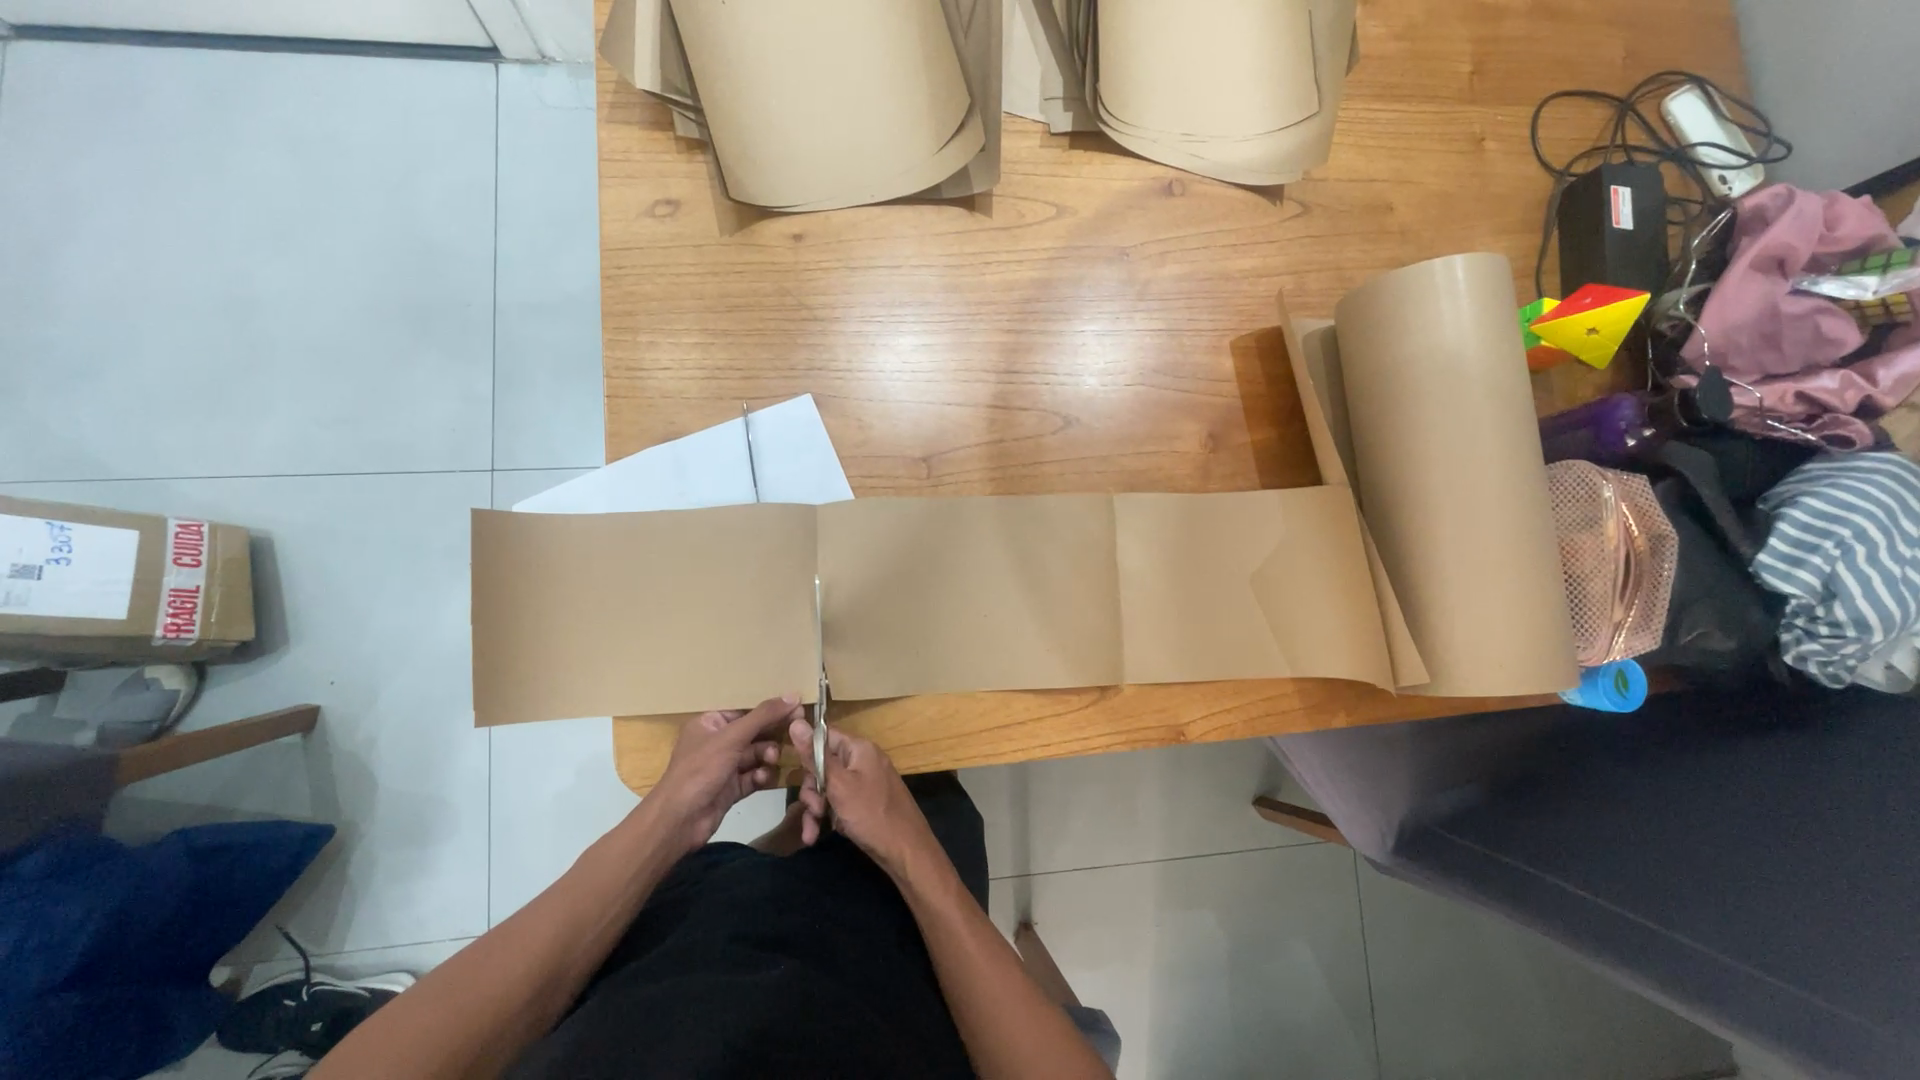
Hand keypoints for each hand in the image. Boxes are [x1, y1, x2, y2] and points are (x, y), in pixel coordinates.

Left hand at [646, 695, 801, 854]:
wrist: (680, 820)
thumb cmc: (700, 770)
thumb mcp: (732, 737)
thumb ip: (763, 716)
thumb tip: (794, 695)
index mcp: (710, 724)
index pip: (745, 710)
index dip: (770, 710)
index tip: (797, 710)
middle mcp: (717, 742)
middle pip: (754, 733)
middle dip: (772, 735)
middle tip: (797, 734)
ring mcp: (724, 767)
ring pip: (756, 755)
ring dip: (767, 756)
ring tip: (772, 759)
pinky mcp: (731, 788)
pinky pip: (754, 776)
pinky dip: (761, 776)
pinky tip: (762, 778)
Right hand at [789, 719, 938, 876]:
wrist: (905, 851)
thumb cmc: (871, 814)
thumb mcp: (839, 785)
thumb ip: (816, 756)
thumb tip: (796, 722)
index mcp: (859, 748)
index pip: (824, 736)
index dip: (806, 751)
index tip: (795, 771)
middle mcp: (862, 761)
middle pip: (822, 765)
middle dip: (811, 790)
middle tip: (814, 808)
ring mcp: (863, 783)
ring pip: (826, 788)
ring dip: (815, 809)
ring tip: (812, 832)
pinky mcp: (862, 803)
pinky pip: (837, 803)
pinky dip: (826, 817)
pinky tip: (815, 836)